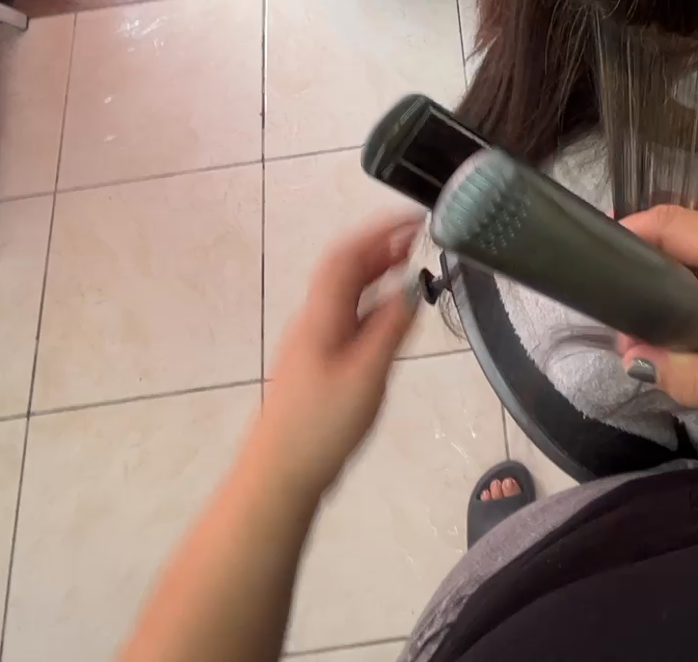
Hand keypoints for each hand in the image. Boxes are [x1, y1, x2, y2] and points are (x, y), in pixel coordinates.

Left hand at [256, 214, 420, 496]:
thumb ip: (391, 328)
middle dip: (381, 247)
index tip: (414, 219)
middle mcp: (314, 319)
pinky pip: (348, 315)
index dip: (380, 231)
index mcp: (322, 315)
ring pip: (346, 293)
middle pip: (345, 270)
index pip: (348, 255)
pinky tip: (392, 314)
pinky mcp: (318, 363)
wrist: (278, 477)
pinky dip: (373, 301)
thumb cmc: (322, 424)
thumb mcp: (366, 374)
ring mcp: (314, 341)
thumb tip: (412, 287)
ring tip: (411, 265)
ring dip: (377, 272)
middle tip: (419, 239)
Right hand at [615, 204, 697, 422]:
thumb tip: (629, 356)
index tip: (593, 261)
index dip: (628, 231)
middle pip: (678, 219)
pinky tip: (674, 298)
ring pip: (694, 228)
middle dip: (638, 244)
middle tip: (608, 287)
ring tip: (633, 294)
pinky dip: (684, 259)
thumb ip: (688, 375)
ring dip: (661, 252)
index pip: (671, 222)